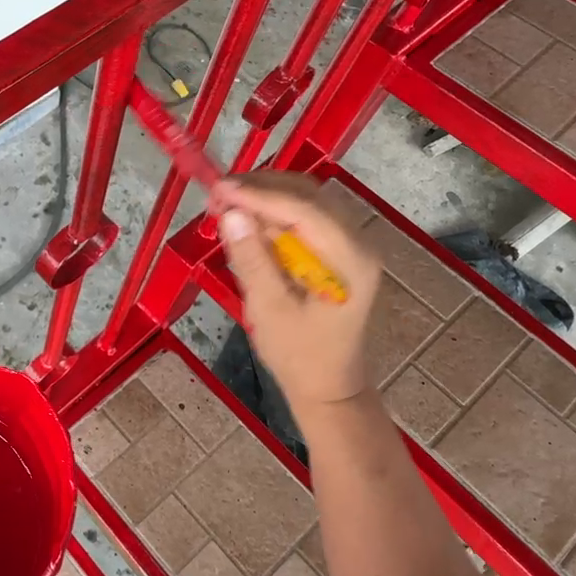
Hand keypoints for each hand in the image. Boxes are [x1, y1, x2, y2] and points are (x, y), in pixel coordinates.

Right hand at [214, 172, 382, 406]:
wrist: (329, 387)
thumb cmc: (300, 355)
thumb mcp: (269, 309)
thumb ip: (251, 258)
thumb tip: (231, 213)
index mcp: (350, 259)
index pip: (304, 209)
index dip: (259, 194)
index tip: (219, 189)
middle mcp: (358, 242)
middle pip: (308, 196)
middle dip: (260, 188)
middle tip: (217, 195)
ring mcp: (349, 245)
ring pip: (305, 201)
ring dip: (264, 197)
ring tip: (225, 204)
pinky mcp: (336, 250)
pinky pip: (304, 218)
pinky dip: (273, 213)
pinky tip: (246, 220)